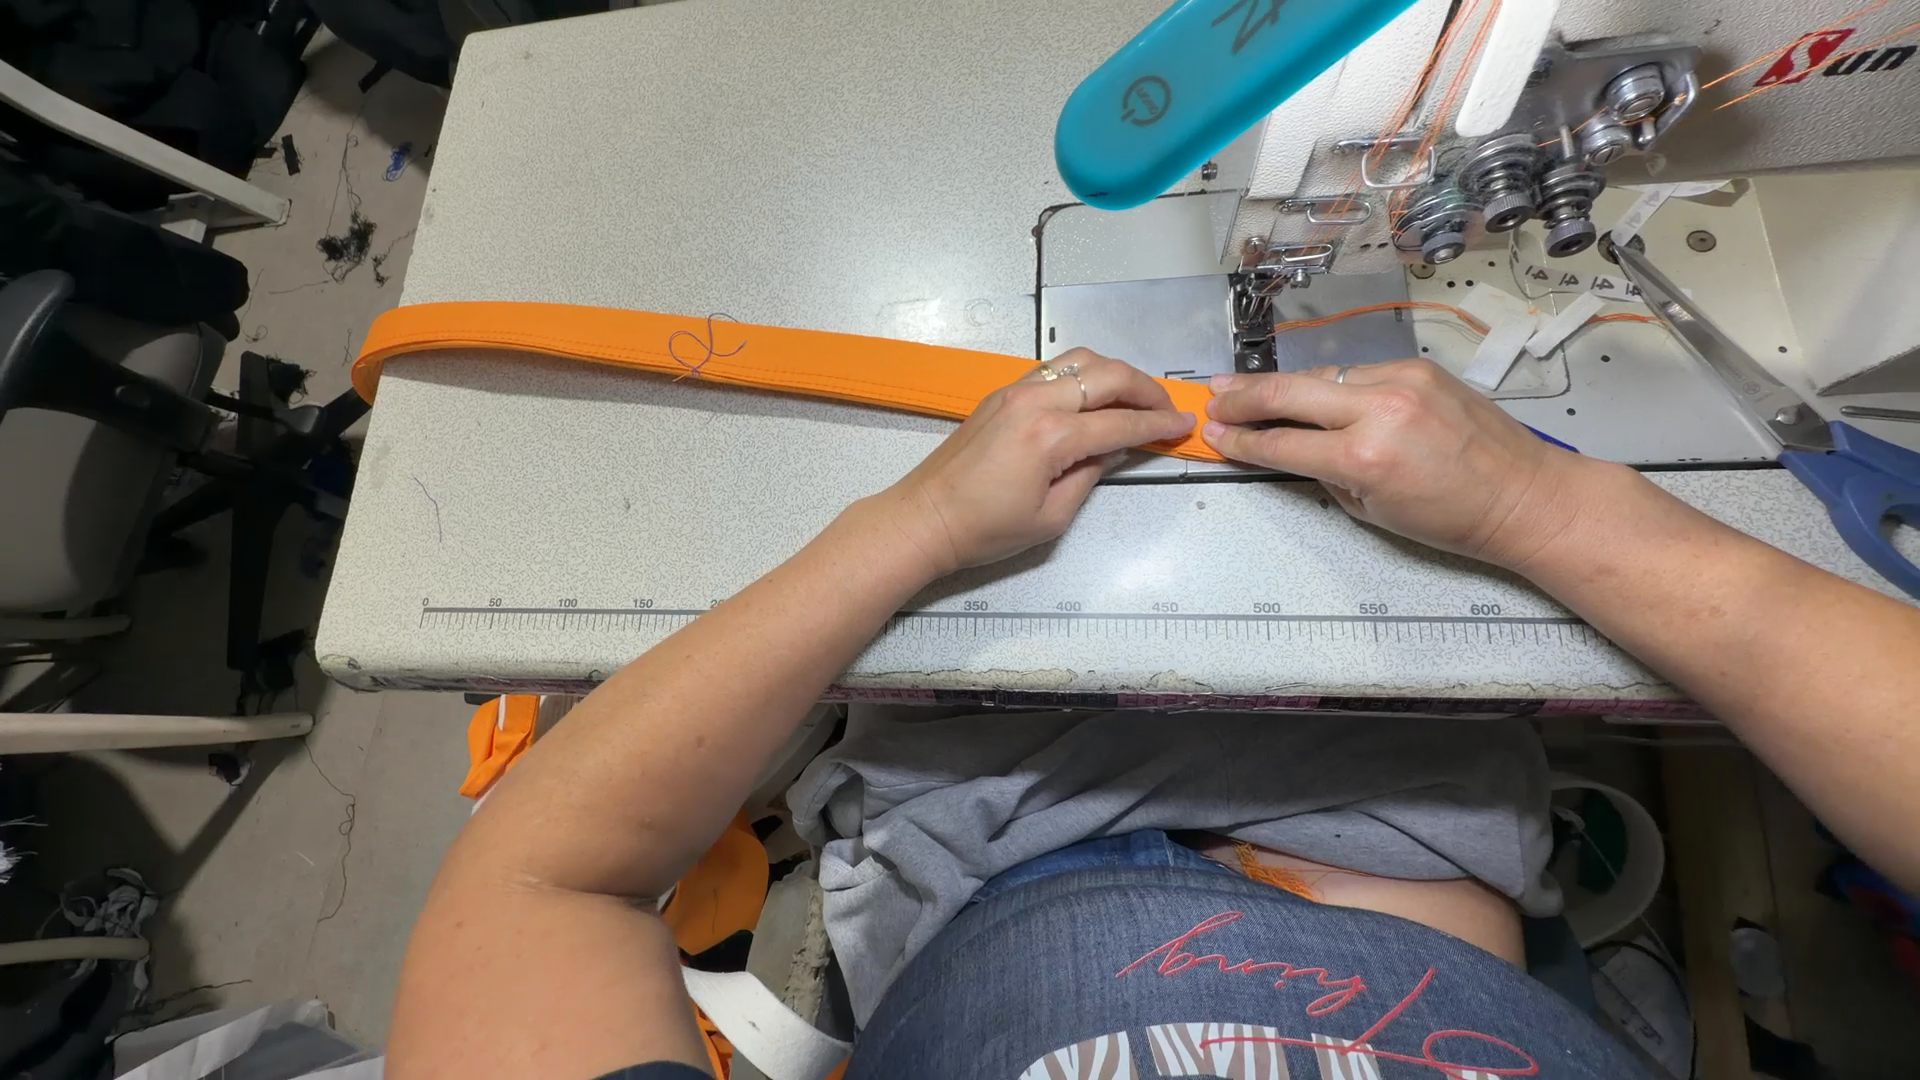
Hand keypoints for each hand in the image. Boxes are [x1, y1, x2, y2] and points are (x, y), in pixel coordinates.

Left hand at [877, 349, 1195, 574]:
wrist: (926, 518)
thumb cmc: (986, 530)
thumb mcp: (1051, 517)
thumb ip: (1090, 475)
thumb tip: (1112, 449)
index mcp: (1051, 437)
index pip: (1120, 423)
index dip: (1158, 424)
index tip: (1184, 424)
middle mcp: (1035, 402)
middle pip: (1107, 376)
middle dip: (1145, 389)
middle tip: (1165, 408)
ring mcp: (1015, 392)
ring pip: (1079, 360)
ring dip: (1114, 374)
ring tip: (1134, 398)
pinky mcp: (1000, 394)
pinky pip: (1053, 370)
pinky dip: (1082, 375)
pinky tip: (1093, 396)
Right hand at [1201, 360, 1593, 568]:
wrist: (1525, 496)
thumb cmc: (1447, 519)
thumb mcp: (1367, 508)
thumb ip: (1323, 471)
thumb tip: (1285, 447)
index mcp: (1363, 457)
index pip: (1280, 444)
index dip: (1239, 441)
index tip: (1212, 434)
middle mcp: (1379, 409)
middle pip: (1288, 393)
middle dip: (1242, 397)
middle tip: (1212, 398)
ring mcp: (1401, 381)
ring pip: (1318, 377)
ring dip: (1277, 385)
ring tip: (1241, 387)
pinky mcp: (1418, 368)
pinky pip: (1354, 373)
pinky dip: (1323, 385)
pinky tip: (1303, 391)